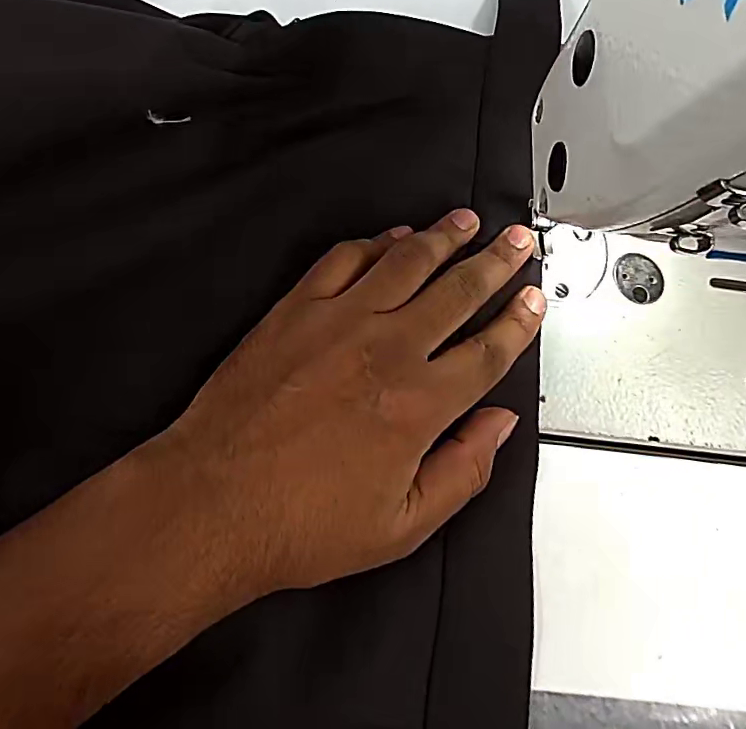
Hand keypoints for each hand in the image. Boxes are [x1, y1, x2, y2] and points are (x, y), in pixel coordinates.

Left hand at [144, 208, 543, 595]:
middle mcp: (384, 350)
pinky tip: (389, 237)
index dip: (518, 320)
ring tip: (464, 221)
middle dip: (494, 261)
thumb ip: (464, 470)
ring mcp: (337, 321)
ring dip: (441, 236)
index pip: (487, 349)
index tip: (532, 299)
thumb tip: (498, 427)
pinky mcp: (294, 309)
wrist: (214, 499)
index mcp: (418, 405)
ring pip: (405, 262)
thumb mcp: (402, 525)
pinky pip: (342, 259)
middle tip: (512, 241)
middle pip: (457, 290)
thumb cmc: (297, 520)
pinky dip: (373, 243)